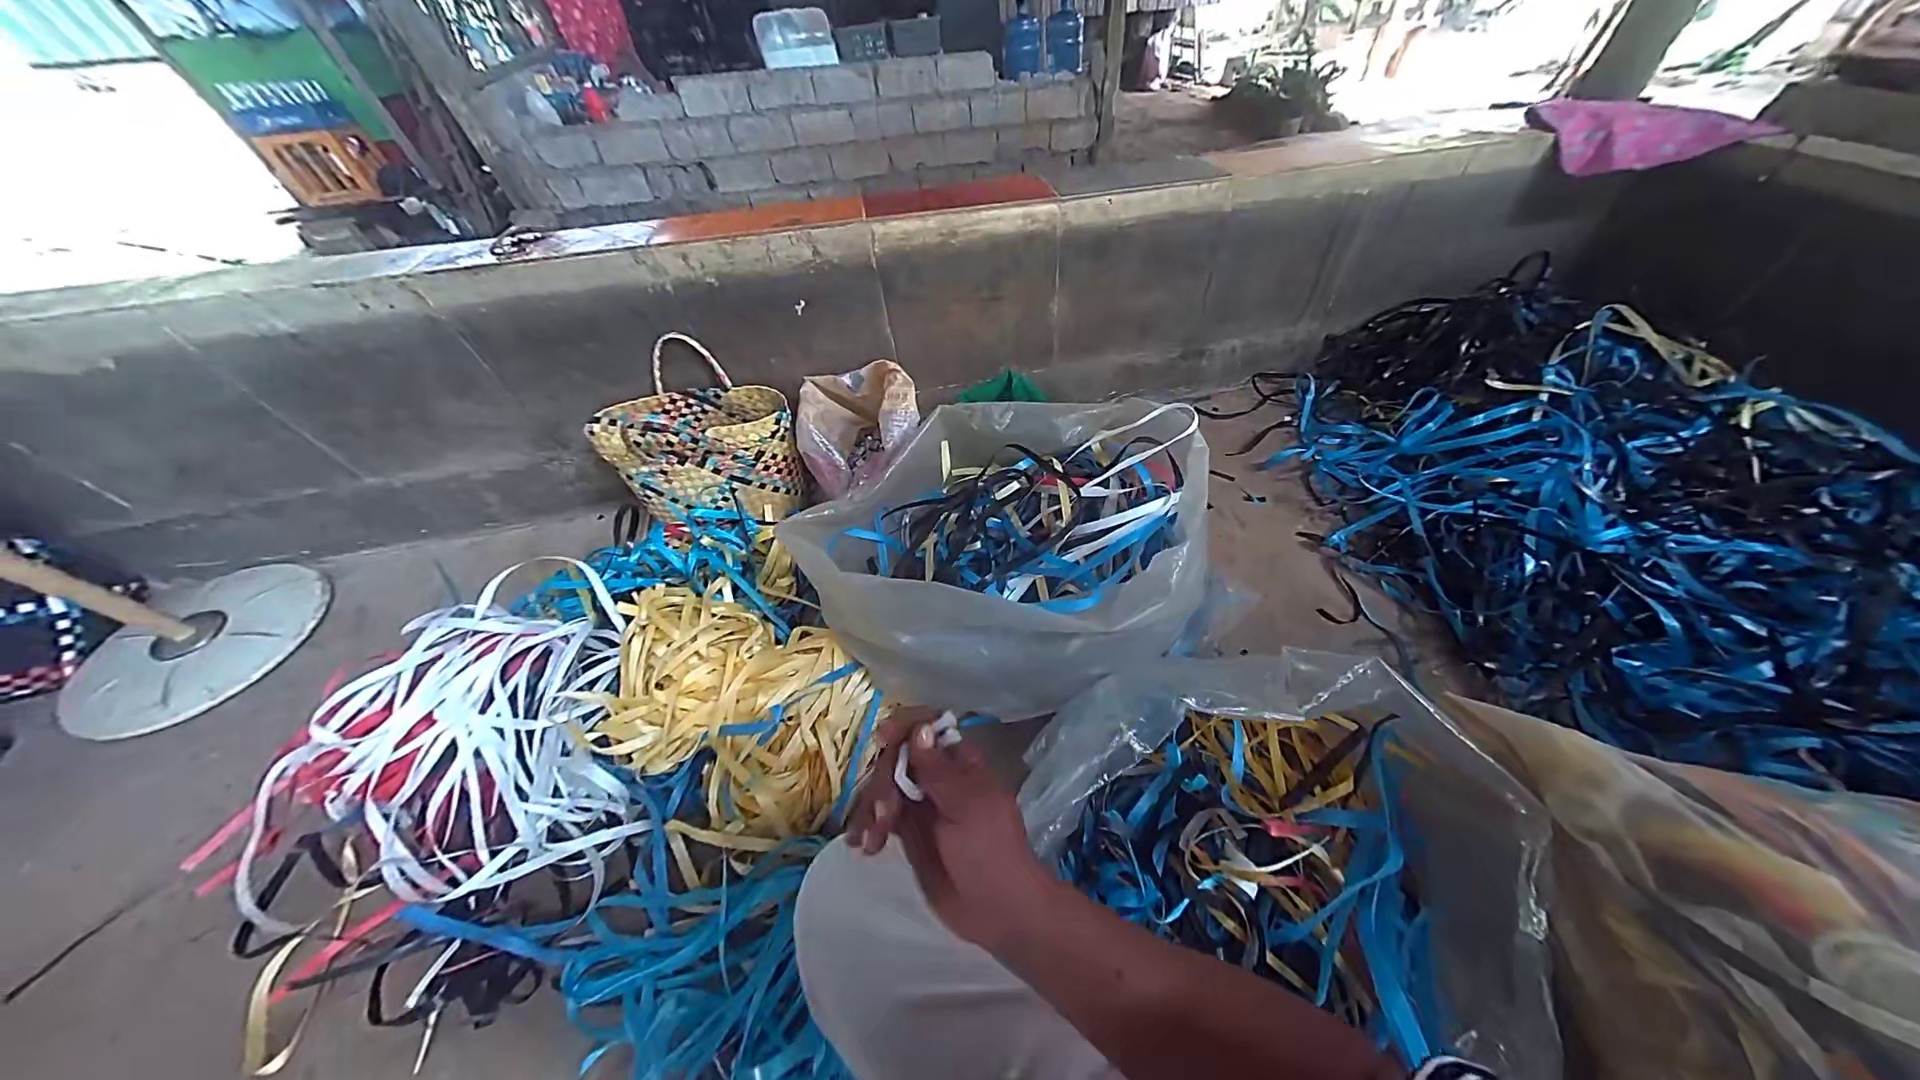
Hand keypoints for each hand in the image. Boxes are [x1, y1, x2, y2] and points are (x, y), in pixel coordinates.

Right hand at [843, 708, 1055, 947]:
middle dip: (883, 780)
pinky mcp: (908, 829)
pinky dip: (867, 825)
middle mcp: (937, 774)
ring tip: (872, 839)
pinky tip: (864, 845)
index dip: (904, 726)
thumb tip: (919, 729)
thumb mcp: (968, 808)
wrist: (998, 911)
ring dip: (870, 805)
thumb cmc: (992, 852)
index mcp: (960, 761)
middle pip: (896, 757)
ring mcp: (921, 802)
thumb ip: (939, 771)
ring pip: (883, 785)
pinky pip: (879, 815)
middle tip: (886, 814)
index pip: (927, 726)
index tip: (883, 739)